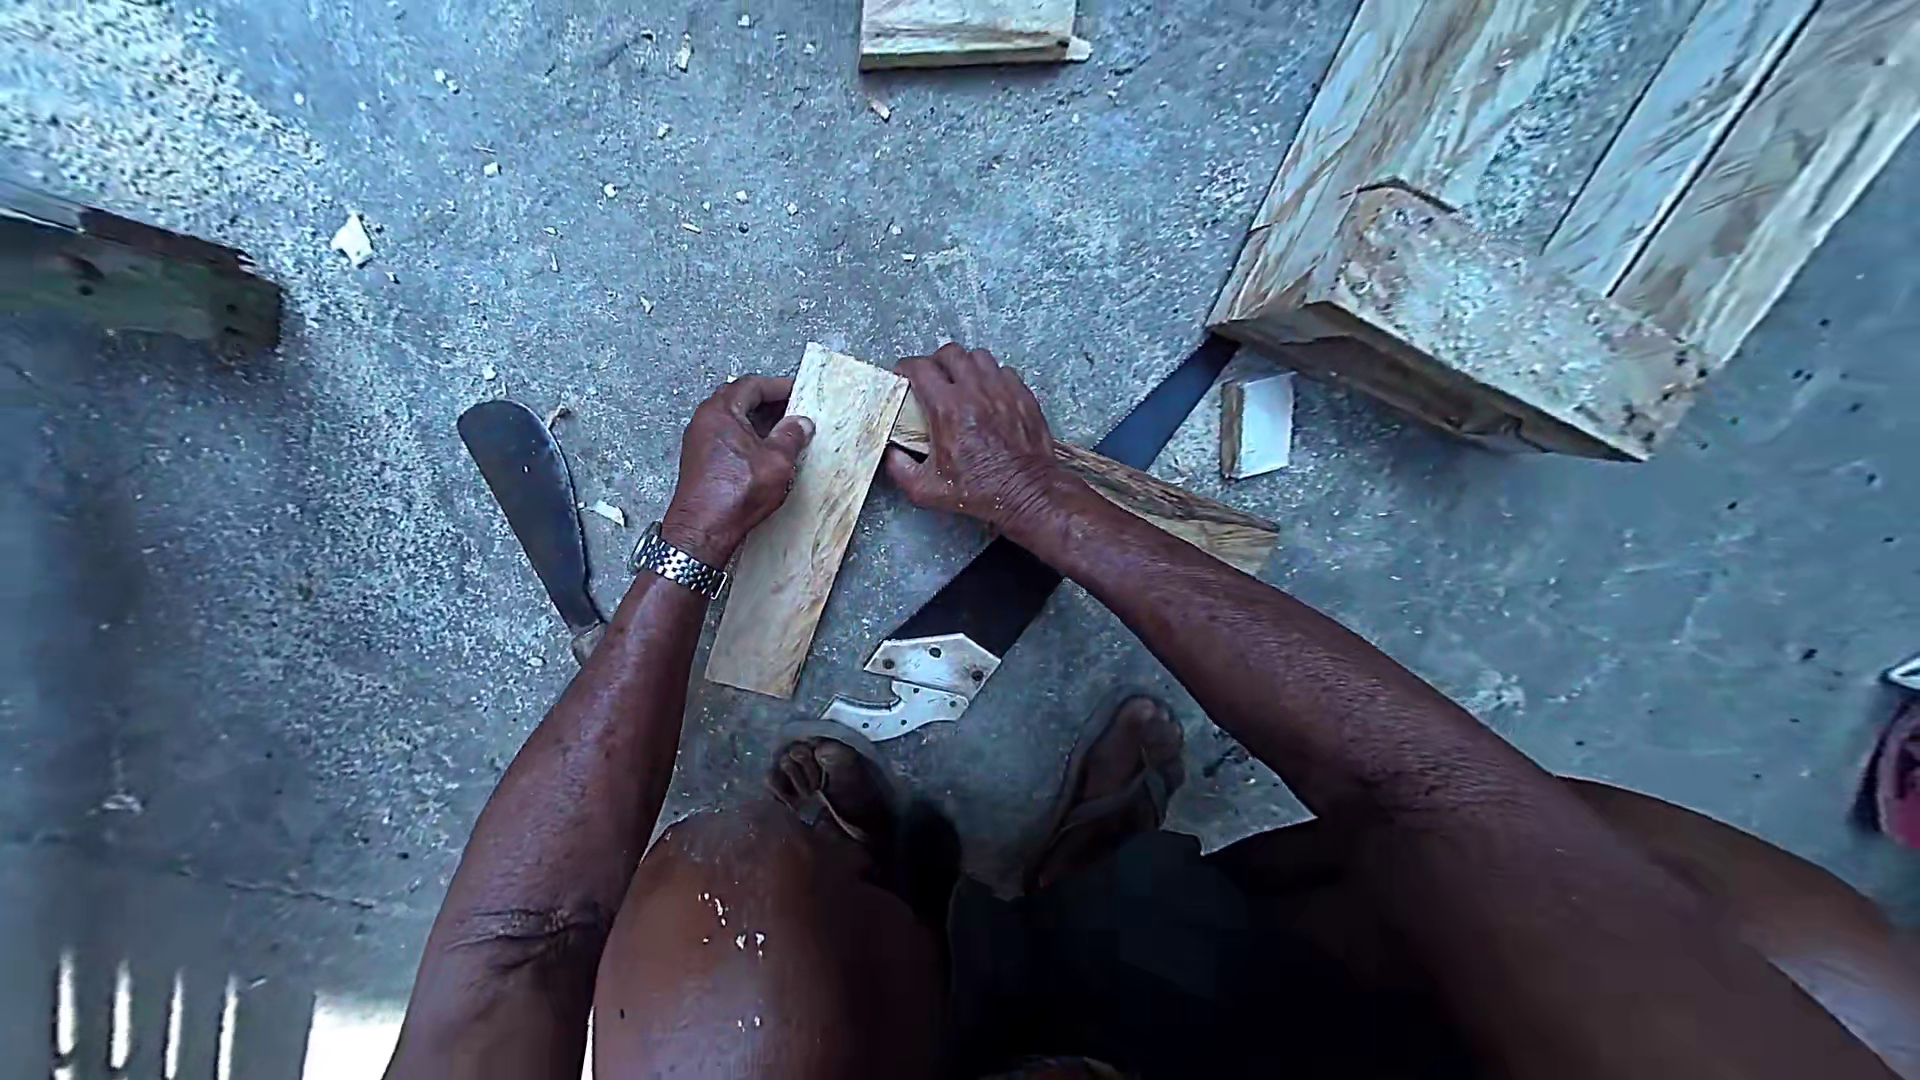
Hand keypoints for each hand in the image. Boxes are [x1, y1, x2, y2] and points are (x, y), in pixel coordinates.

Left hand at [662, 377, 813, 564]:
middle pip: (739, 398)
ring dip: (758, 420)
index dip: (778, 386)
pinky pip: (726, 436)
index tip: (797, 390)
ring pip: (732, 418)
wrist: (703, 529)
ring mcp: (699, 440)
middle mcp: (704, 420)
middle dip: (768, 402)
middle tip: (793, 409)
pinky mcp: (700, 459)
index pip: (752, 385)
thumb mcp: (777, 461)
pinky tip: (764, 451)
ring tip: (783, 432)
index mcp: (720, 411)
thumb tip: (800, 423)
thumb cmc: (734, 494)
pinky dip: (747, 436)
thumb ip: (791, 436)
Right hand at [884, 343, 1084, 533]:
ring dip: (964, 365)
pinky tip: (987, 393)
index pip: (921, 368)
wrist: (1025, 493)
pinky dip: (991, 376)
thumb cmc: (980, 492)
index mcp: (948, 409)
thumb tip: (891, 451)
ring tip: (960, 381)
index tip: (904, 376)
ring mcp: (1003, 391)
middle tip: (931, 377)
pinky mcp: (1023, 396)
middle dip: (935, 361)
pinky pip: (1004, 371)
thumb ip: (899, 468)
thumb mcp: (926, 490)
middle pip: (950, 353)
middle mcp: (976, 392)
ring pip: (979, 357)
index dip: (907, 368)